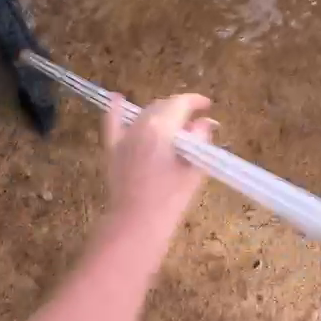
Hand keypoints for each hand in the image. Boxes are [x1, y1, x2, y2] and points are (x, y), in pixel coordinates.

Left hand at [101, 93, 215, 234]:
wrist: (137, 222)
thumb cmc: (170, 199)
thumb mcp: (193, 170)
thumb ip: (200, 141)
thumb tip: (205, 122)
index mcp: (162, 127)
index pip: (180, 103)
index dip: (195, 101)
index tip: (207, 105)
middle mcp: (141, 125)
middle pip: (162, 106)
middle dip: (179, 109)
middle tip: (194, 122)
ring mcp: (124, 136)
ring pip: (144, 114)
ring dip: (159, 113)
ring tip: (173, 123)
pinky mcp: (112, 148)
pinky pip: (113, 123)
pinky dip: (116, 110)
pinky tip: (117, 98)